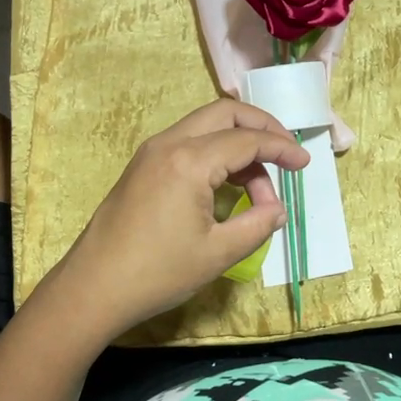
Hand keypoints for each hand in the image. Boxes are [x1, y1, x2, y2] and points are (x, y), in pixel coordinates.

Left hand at [38, 99, 310, 342]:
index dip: (282, 148)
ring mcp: (152, 152)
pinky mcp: (143, 166)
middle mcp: (169, 143)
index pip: (247, 139)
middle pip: (225, 113)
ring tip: (259, 191)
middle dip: (261, 127)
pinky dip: (216, 153)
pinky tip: (229, 186)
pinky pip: (188, 143)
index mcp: (189, 160)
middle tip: (287, 154)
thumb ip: (257, 225)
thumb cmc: (157, 272)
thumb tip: (276, 208)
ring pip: (205, 126)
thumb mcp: (218, 253)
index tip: (306, 164)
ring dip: (238, 144)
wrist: (94, 287)